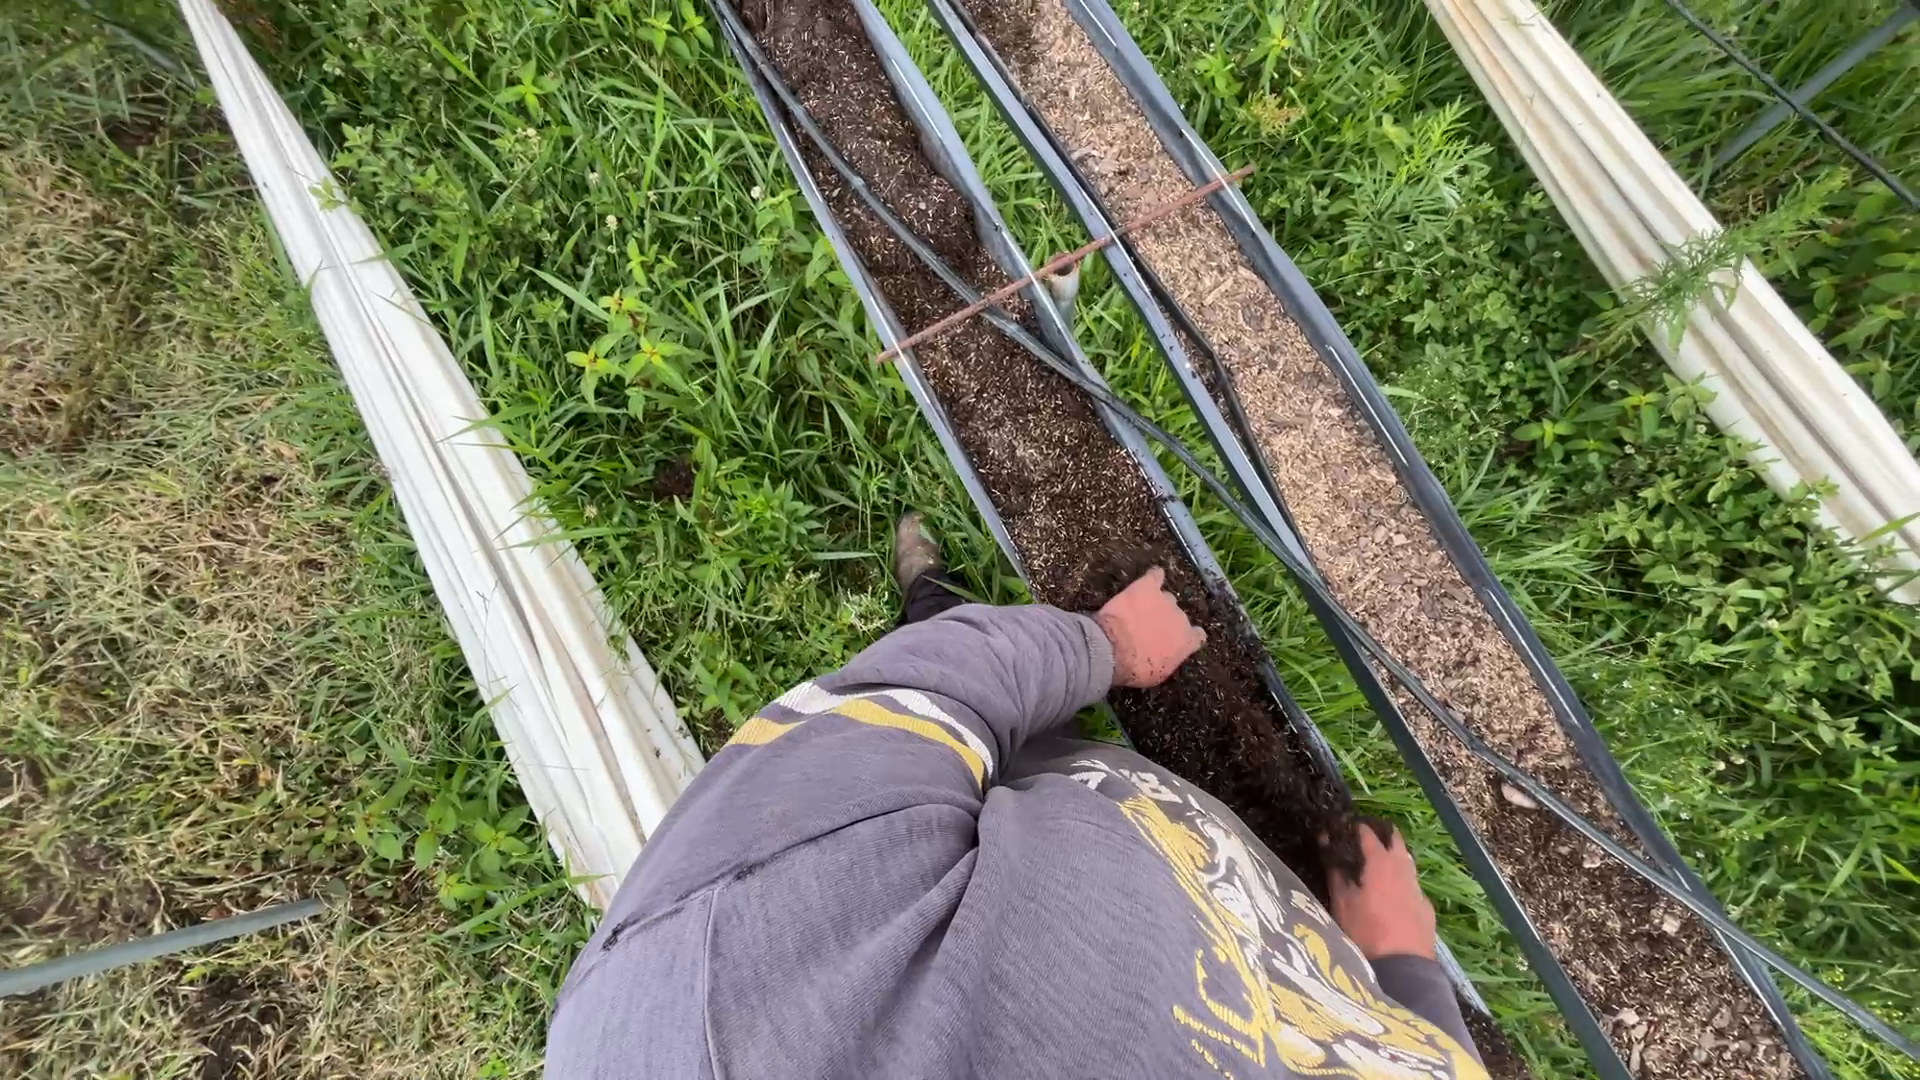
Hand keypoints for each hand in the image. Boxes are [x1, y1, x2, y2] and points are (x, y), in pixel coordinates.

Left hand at [1094, 567, 1206, 687]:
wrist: (1113, 649)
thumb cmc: (1134, 668)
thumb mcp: (1158, 673)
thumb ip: (1168, 658)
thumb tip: (1166, 653)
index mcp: (1187, 641)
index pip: (1197, 636)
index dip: (1186, 636)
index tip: (1176, 638)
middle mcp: (1181, 618)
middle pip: (1178, 615)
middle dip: (1166, 621)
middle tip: (1147, 628)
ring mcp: (1165, 600)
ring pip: (1165, 598)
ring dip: (1155, 603)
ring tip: (1139, 609)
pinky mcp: (1146, 587)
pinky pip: (1155, 576)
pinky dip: (1153, 577)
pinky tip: (1151, 577)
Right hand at [1327, 821, 1437, 960]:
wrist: (1403, 969)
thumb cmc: (1365, 930)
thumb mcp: (1341, 900)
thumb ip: (1335, 869)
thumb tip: (1325, 842)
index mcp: (1379, 863)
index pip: (1367, 833)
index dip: (1355, 826)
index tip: (1343, 824)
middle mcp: (1402, 870)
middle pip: (1395, 840)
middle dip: (1381, 832)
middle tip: (1364, 834)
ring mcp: (1418, 889)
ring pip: (1407, 861)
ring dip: (1394, 855)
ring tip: (1377, 860)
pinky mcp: (1426, 908)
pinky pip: (1412, 885)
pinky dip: (1401, 880)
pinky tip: (1392, 892)